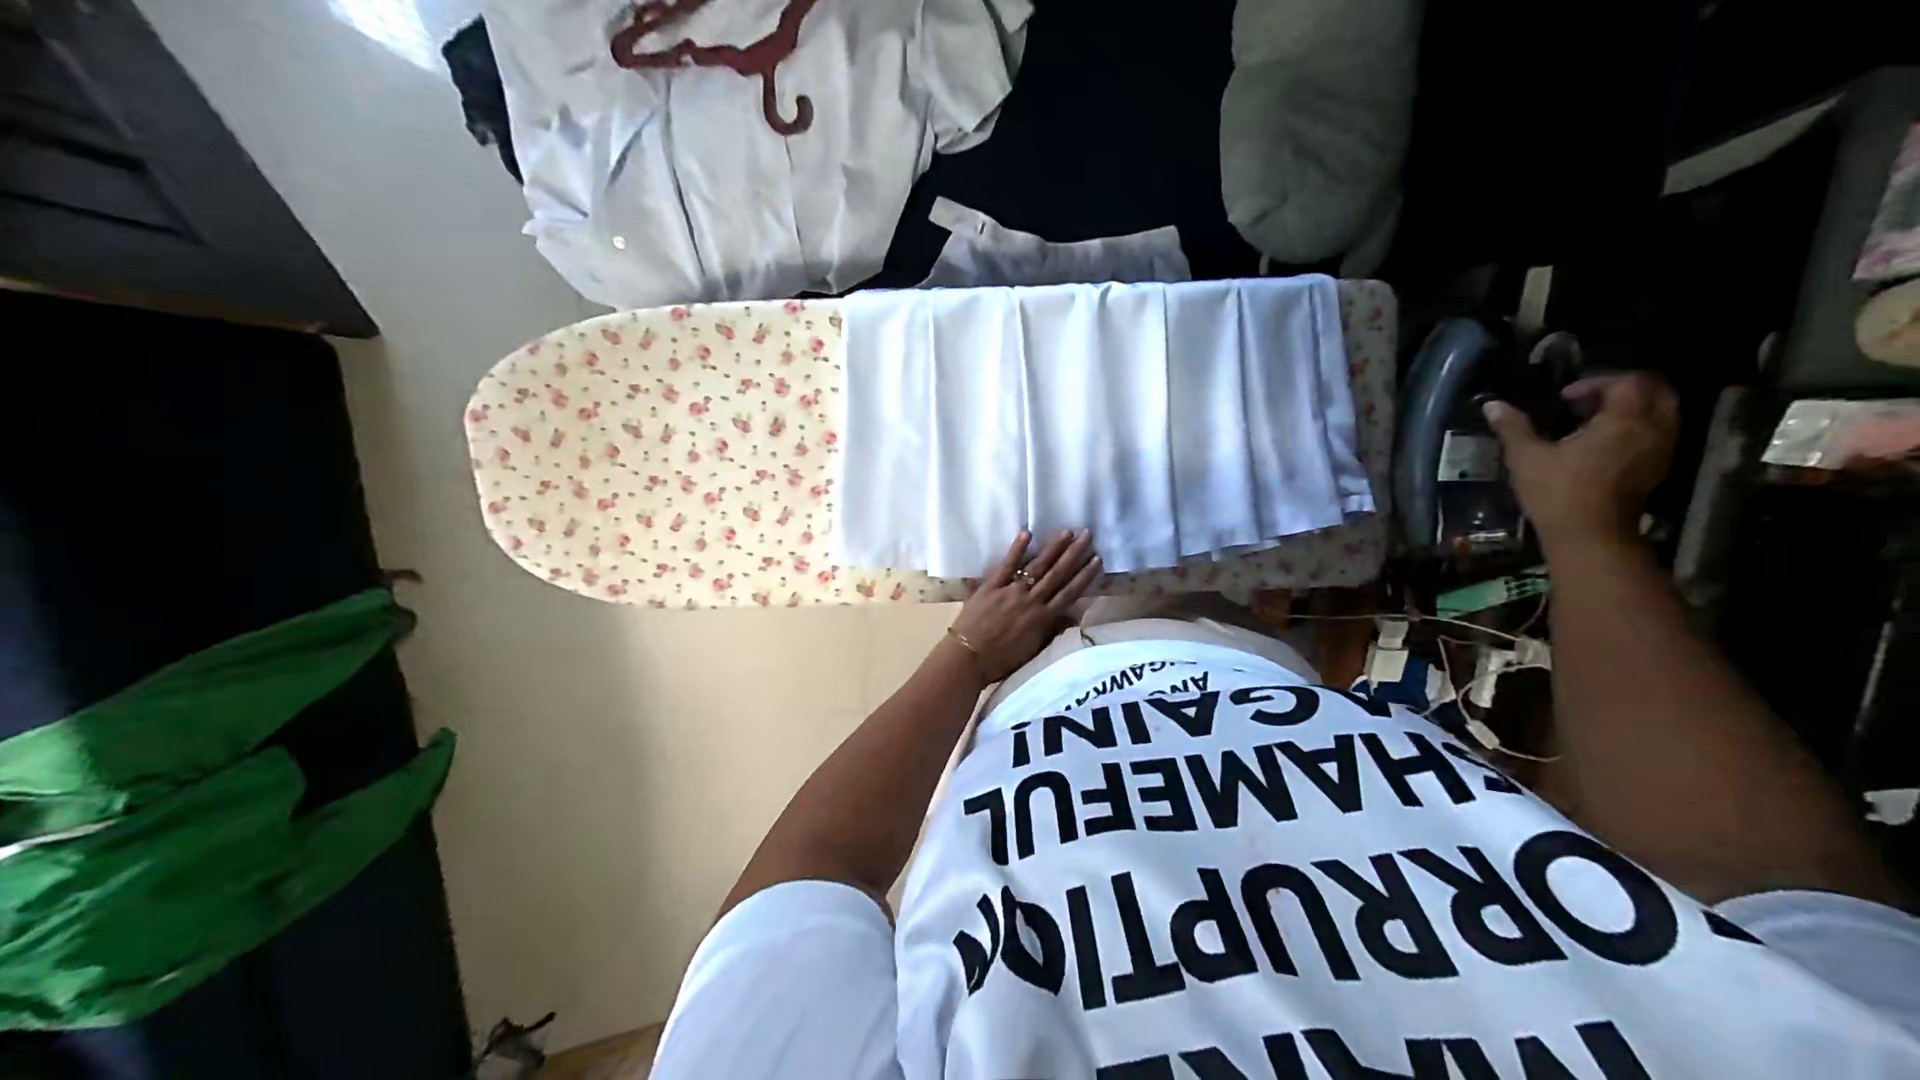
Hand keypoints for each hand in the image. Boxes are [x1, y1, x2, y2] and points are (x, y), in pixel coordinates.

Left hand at [947, 529, 1101, 682]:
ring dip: (1053, 548)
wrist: (968, 660)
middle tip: (1087, 534)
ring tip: (1067, 531)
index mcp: (1043, 618)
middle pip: (1057, 574)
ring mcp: (1011, 592)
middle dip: (1074, 554)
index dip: (1084, 575)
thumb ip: (1051, 631)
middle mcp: (1031, 601)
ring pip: (1037, 566)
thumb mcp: (1033, 650)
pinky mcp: (991, 587)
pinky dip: (1017, 549)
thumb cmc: (1001, 661)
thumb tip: (1070, 617)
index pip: (1070, 593)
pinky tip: (1027, 533)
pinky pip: (1006, 565)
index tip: (1097, 559)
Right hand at [1483, 373, 1678, 552]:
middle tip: (1588, 401)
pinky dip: (1638, 426)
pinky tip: (1606, 442)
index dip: (1595, 383)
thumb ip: (1513, 428)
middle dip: (1623, 388)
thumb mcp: (1526, 458)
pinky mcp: (1659, 466)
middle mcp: (1653, 429)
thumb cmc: (1558, 493)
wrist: (1590, 536)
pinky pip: (1660, 431)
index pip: (1626, 382)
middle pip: (1656, 390)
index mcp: (1624, 421)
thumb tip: (1492, 404)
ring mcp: (1662, 449)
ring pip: (1663, 410)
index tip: (1564, 399)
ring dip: (1633, 407)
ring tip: (1596, 421)